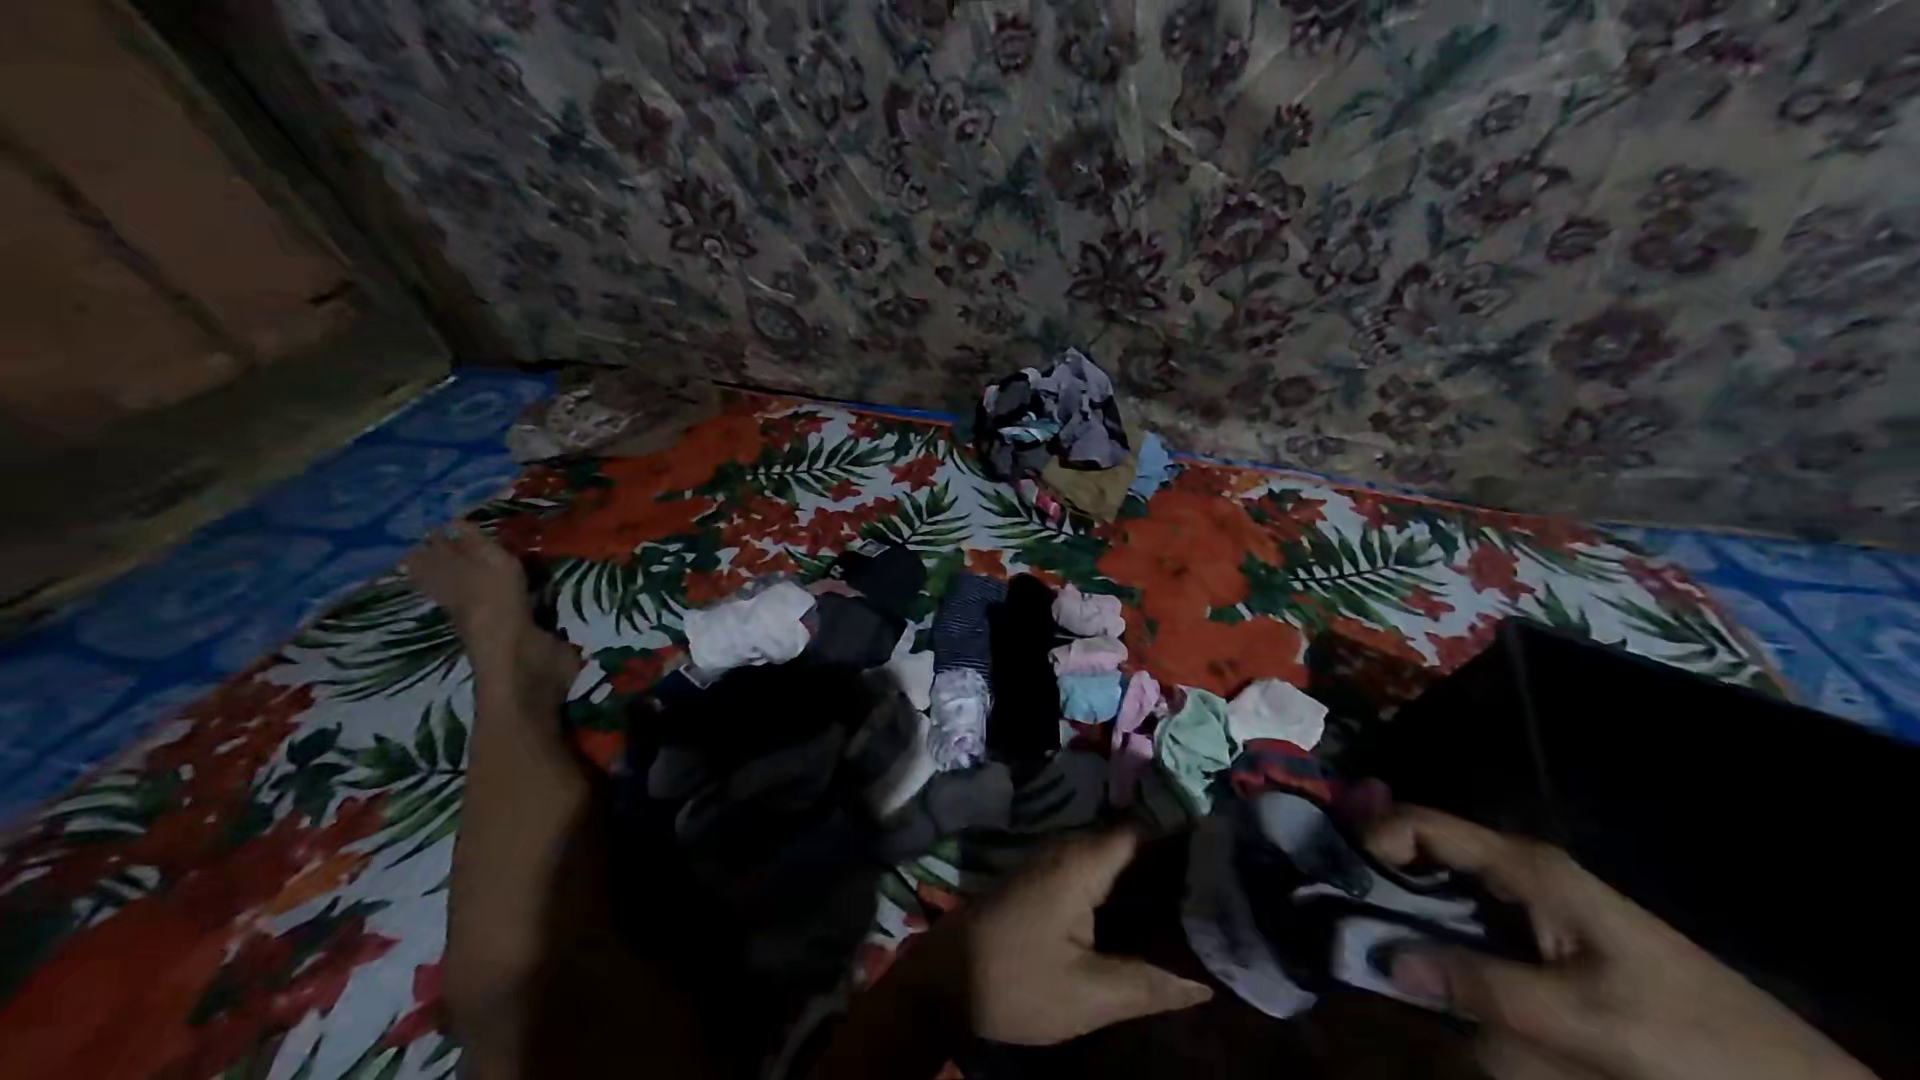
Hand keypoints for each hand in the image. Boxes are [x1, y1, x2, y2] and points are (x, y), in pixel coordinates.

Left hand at [946, 828, 1213, 1044]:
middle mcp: (1069, 849)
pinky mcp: (1044, 881)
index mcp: (1083, 861)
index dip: (1187, 839)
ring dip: (1151, 878)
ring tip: (1201, 902)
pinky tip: (1150, 915)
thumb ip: (1149, 985)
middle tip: (1225, 889)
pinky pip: (1096, 872)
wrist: (942, 981)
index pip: (1146, 831)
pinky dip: (1126, 888)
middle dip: (1175, 863)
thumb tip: (1206, 982)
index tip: (1227, 855)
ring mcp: (1052, 863)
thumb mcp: (1087, 995)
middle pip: (1133, 844)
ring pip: (1115, 859)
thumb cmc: (1014, 981)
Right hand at [1365, 808, 1875, 1079]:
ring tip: (1372, 944)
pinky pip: (1467, 924)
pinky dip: (1436, 937)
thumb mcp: (1587, 1019)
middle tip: (1339, 911)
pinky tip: (1427, 969)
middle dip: (1380, 877)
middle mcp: (1519, 871)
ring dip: (1406, 913)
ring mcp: (1530, 903)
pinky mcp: (1540, 936)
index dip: (1375, 837)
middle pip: (1424, 851)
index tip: (1343, 878)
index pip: (1424, 824)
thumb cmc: (1694, 1038)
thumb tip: (1383, 959)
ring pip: (1441, 891)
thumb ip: (1483, 987)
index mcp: (1527, 867)